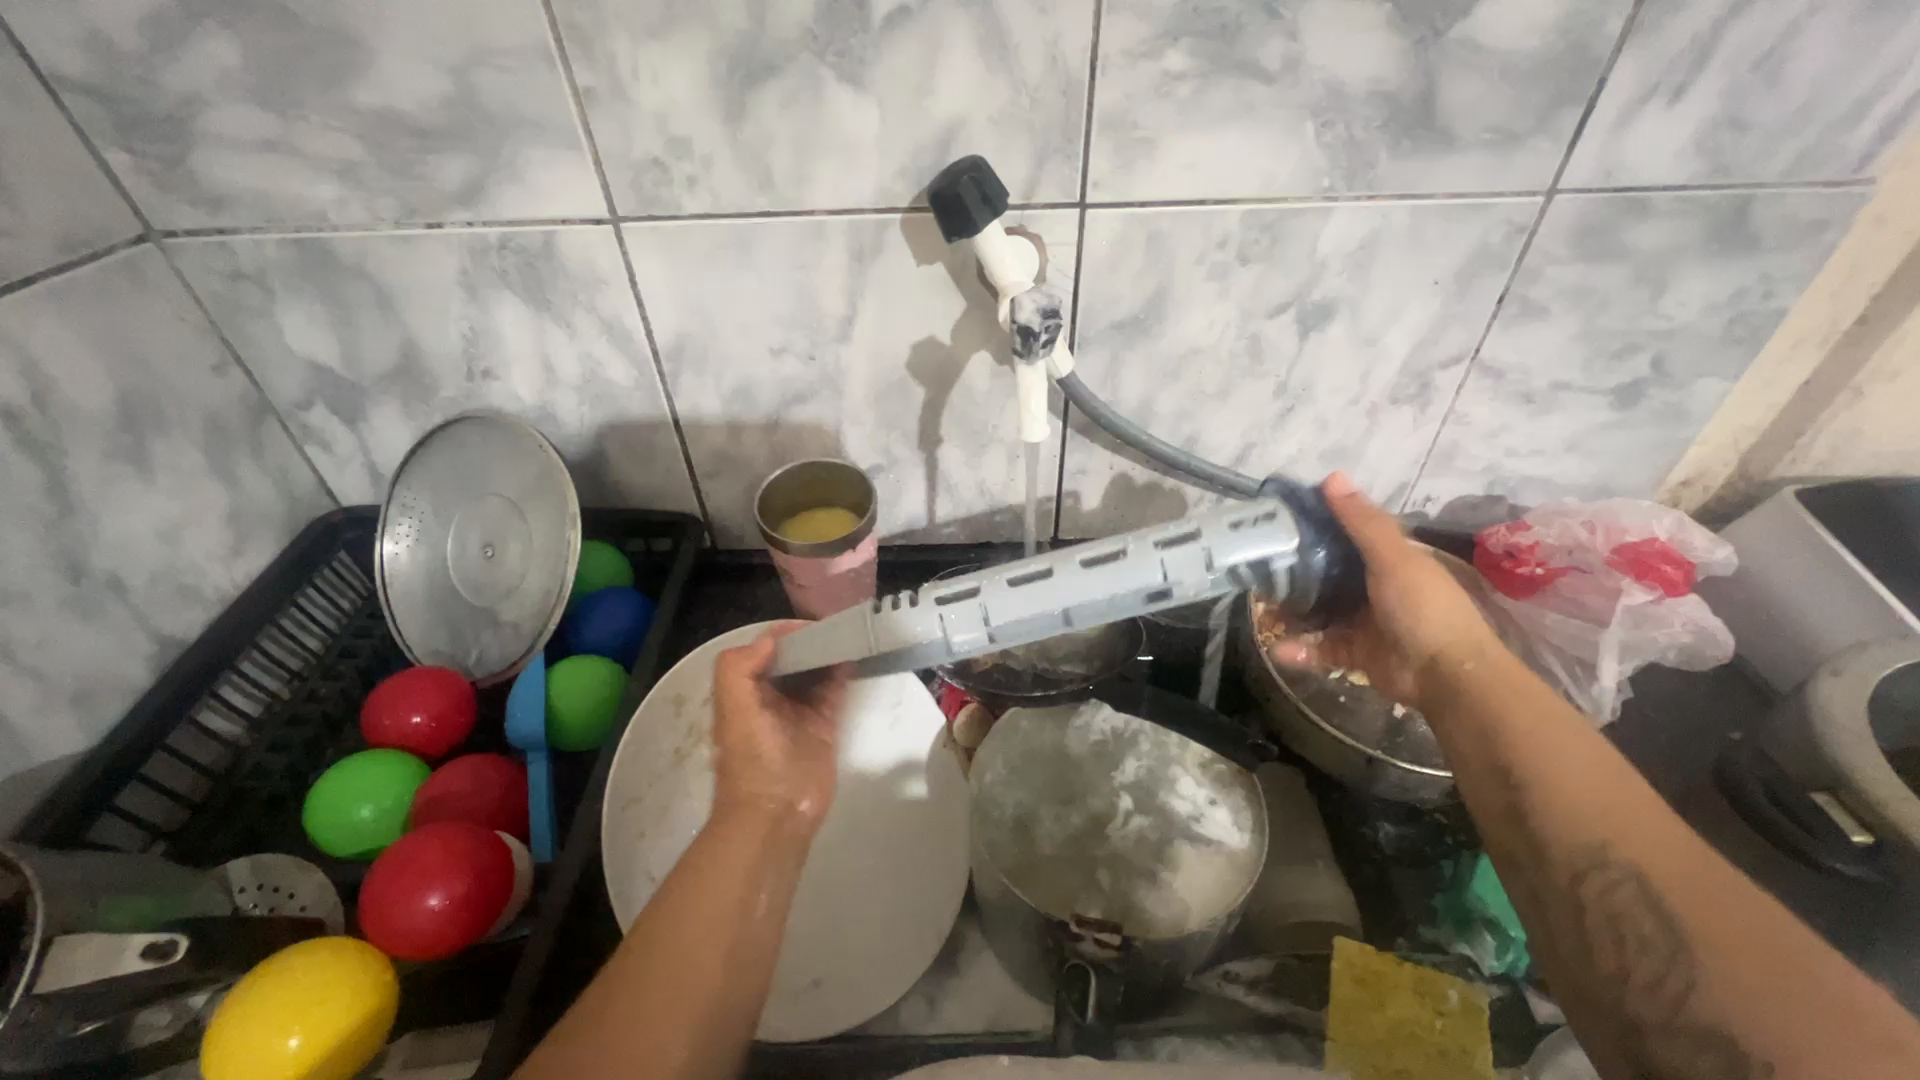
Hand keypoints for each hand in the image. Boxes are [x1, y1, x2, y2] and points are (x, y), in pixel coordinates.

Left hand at [711, 624, 850, 832]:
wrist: (776, 814)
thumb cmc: (752, 760)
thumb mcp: (734, 710)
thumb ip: (738, 669)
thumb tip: (771, 640)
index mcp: (744, 693)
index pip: (762, 651)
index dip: (782, 634)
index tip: (809, 625)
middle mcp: (770, 699)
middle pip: (791, 659)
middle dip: (809, 641)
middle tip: (835, 625)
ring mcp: (799, 712)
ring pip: (814, 673)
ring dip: (827, 654)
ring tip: (848, 635)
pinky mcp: (823, 726)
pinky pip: (833, 692)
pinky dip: (842, 674)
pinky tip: (854, 658)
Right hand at [1267, 473, 1502, 710]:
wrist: (1448, 676)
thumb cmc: (1424, 609)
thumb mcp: (1393, 559)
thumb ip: (1362, 522)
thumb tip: (1332, 475)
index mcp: (1387, 559)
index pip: (1342, 536)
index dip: (1310, 529)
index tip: (1274, 524)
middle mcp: (1373, 587)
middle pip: (1323, 575)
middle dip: (1290, 575)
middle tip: (1257, 572)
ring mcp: (1364, 622)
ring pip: (1317, 612)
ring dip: (1289, 613)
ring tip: (1261, 612)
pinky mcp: (1356, 654)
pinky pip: (1321, 648)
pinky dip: (1301, 649)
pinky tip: (1280, 649)